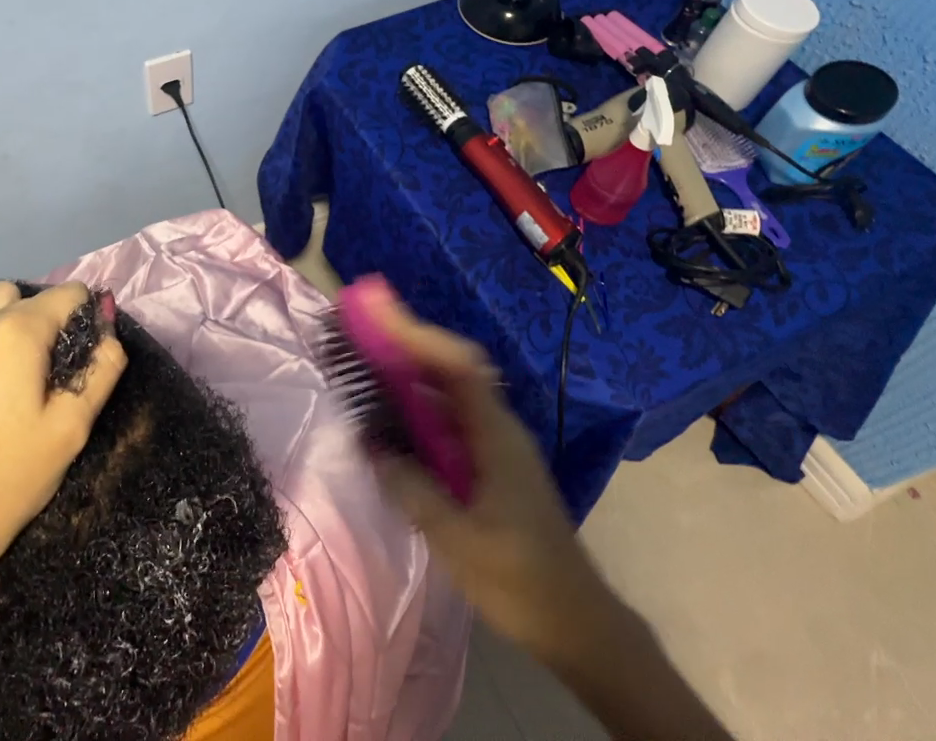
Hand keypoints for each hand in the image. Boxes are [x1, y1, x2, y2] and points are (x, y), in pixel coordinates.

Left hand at [0, 281, 125, 740]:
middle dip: (36, 318)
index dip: (84, 314)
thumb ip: (100, 373)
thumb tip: (109, 335)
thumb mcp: (69, 433)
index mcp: (16, 333)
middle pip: (14, 295)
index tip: (84, 348)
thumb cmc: (1, 486)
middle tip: (39, 371)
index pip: (65, 296)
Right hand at [364, 294, 621, 664]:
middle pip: (453, 371)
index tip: (376, 314)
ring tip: (365, 369)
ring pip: (450, 398)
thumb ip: (414, 490)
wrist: (576, 621)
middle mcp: (499, 431)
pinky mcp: (492, 470)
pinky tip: (392, 426)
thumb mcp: (458, 540)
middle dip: (406, 347)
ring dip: (410, 379)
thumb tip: (373, 445)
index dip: (418, 334)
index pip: (458, 366)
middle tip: (359, 335)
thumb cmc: (520, 579)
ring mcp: (498, 450)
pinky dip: (419, 413)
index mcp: (497, 437)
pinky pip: (450, 425)